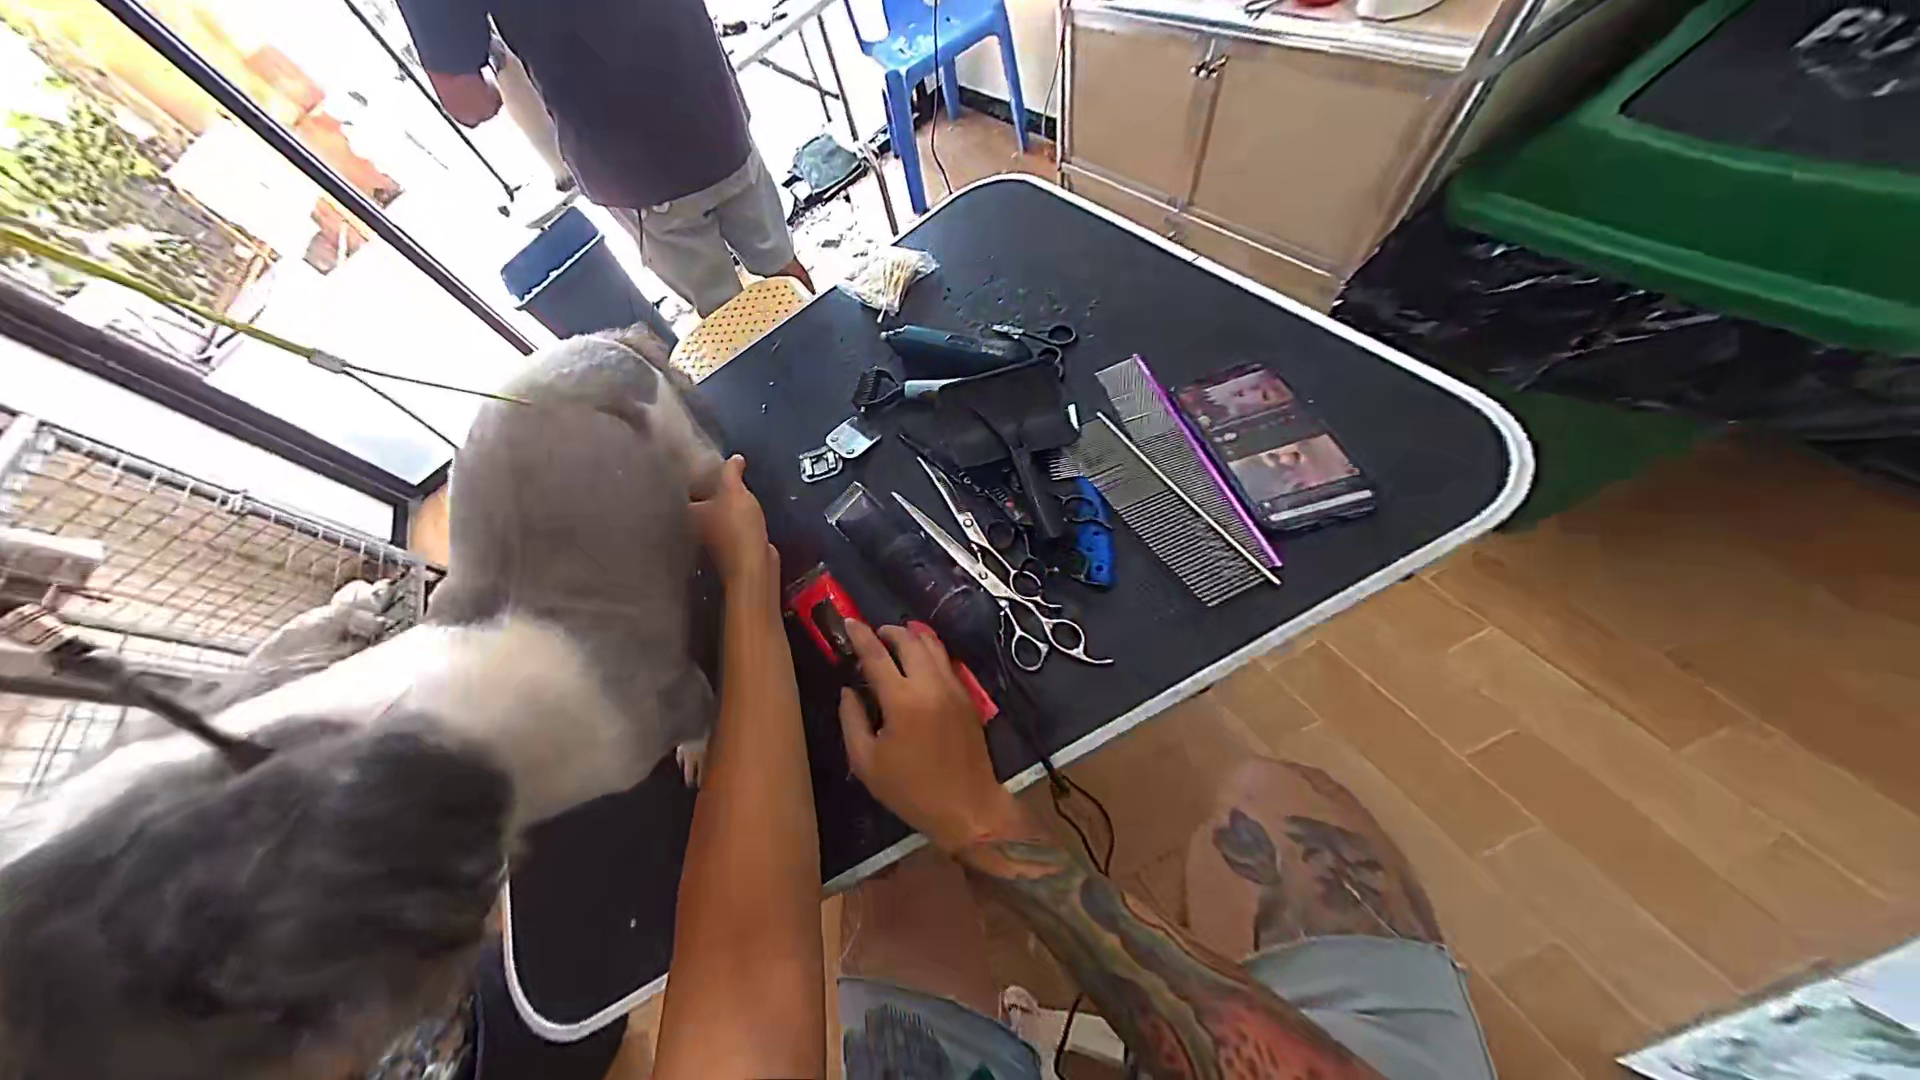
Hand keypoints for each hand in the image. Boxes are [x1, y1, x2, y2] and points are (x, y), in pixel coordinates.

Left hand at [689, 456, 775, 591]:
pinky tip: (748, 513)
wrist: (754, 564)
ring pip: (717, 518)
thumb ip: (732, 472)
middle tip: (721, 476)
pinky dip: (738, 521)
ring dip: (724, 509)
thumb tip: (735, 457)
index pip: (685, 492)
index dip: (691, 480)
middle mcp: (698, 527)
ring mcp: (715, 540)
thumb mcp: (735, 491)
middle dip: (709, 494)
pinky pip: (733, 528)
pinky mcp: (733, 548)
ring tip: (737, 492)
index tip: (700, 468)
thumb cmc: (738, 526)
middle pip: (700, 506)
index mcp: (692, 512)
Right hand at [837, 621, 1027, 851]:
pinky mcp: (967, 696)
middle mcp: (930, 684)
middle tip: (873, 634)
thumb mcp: (867, 762)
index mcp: (902, 700)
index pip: (877, 655)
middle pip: (909, 640)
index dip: (861, 635)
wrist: (967, 806)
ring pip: (933, 645)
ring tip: (896, 640)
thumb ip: (852, 720)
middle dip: (889, 631)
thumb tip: (848, 691)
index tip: (848, 621)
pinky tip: (920, 661)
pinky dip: (930, 651)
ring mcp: (953, 687)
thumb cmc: (911, 790)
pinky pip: (947, 661)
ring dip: (912, 636)